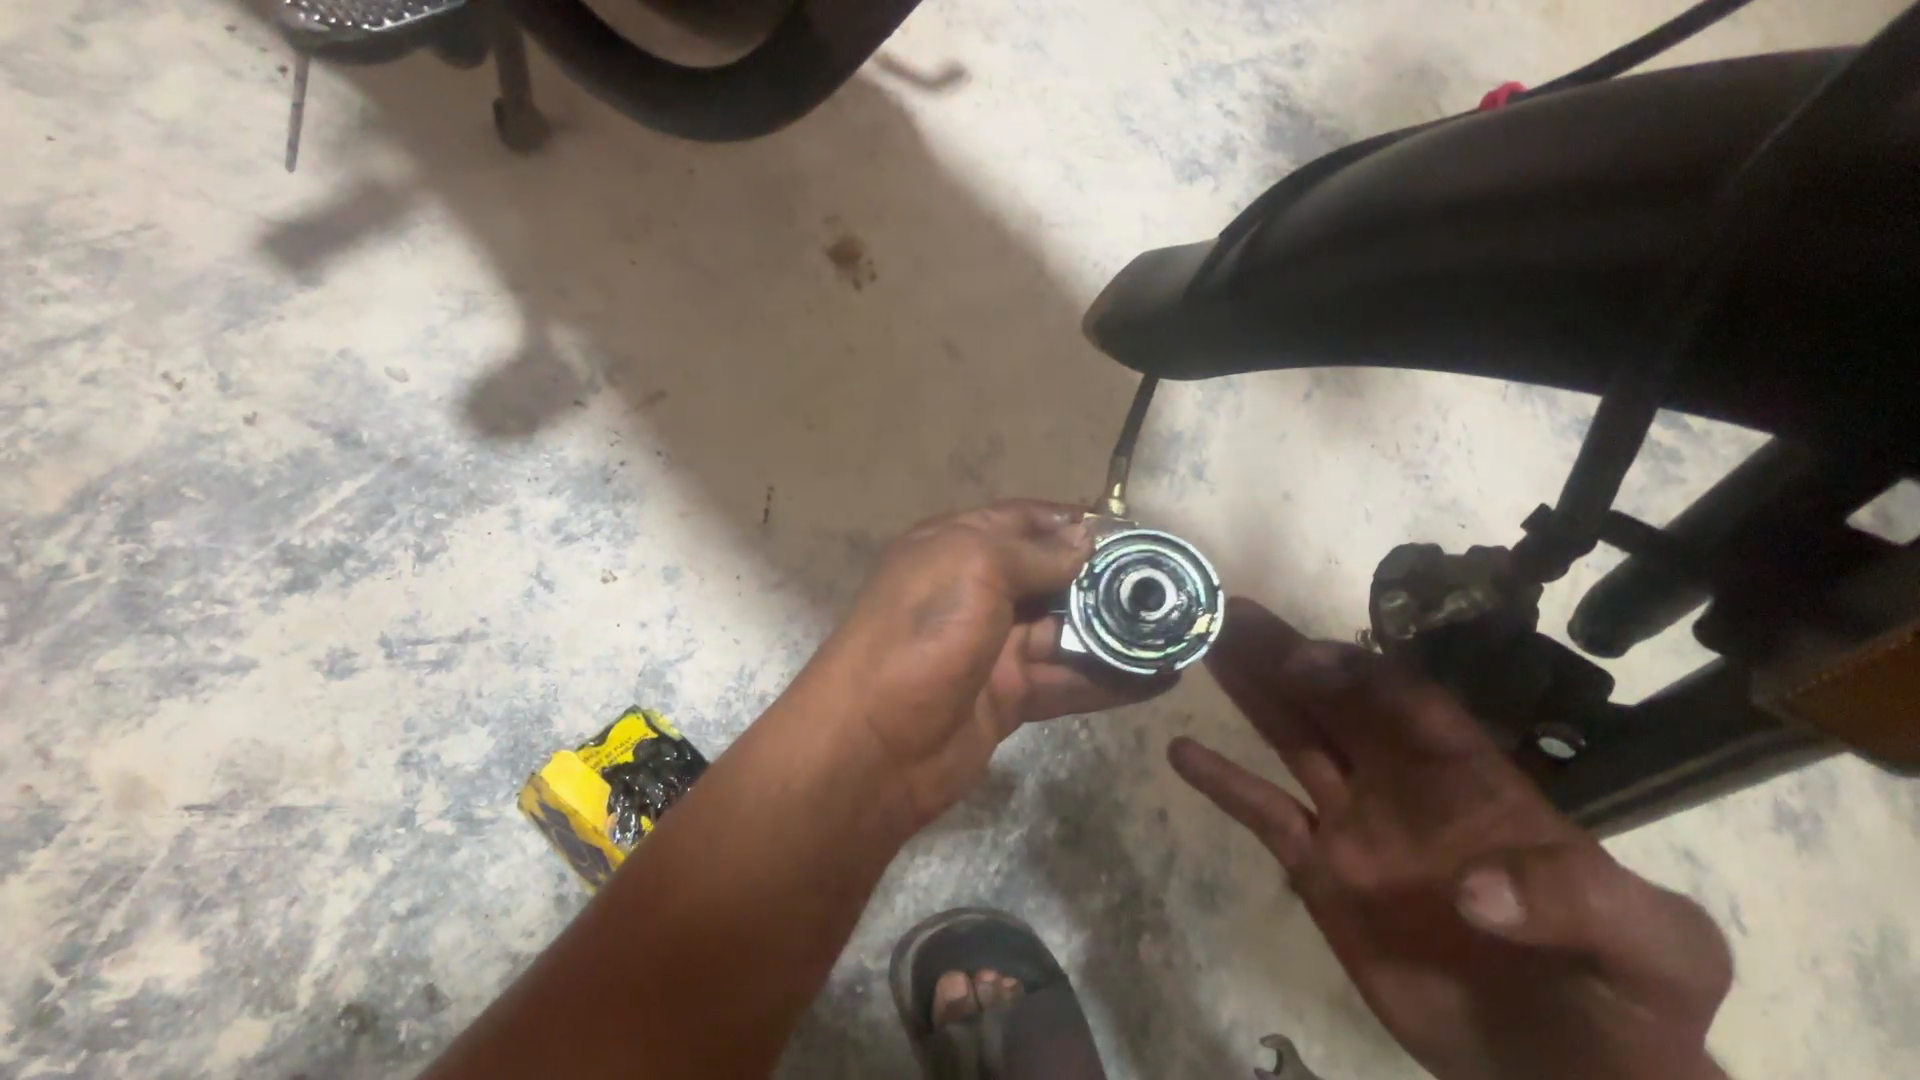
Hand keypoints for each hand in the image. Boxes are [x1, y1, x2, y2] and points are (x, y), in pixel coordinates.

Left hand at [805, 500, 1172, 826]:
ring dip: (1118, 632)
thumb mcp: (974, 568)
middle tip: (1171, 585)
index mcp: (956, 546)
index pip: (1024, 520)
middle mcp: (975, 590)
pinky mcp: (1009, 696)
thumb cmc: (921, 636)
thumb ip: (1034, 554)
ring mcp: (992, 647)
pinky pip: (1067, 681)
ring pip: (1066, 632)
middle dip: (1107, 579)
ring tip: (1179, 630)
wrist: (872, 747)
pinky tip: (1160, 677)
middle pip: (1052, 576)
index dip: (1075, 522)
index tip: (1133, 532)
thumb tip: (1087, 540)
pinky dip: (1110, 680)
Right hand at [1169, 598, 1732, 1079]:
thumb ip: (1578, 902)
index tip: (1306, 656)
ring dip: (1250, 693)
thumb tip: (1474, 891)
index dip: (1359, 672)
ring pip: (1292, 741)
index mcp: (1474, 779)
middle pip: (1334, 703)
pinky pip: (1265, 817)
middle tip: (1227, 609)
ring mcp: (1357, 827)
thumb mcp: (1654, 950)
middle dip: (1284, 654)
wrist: (1565, 1073)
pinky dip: (1224, 783)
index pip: (1410, 703)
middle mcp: (1403, 785)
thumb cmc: (1623, 1000)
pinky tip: (1181, 750)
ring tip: (1202, 645)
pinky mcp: (1323, 875)